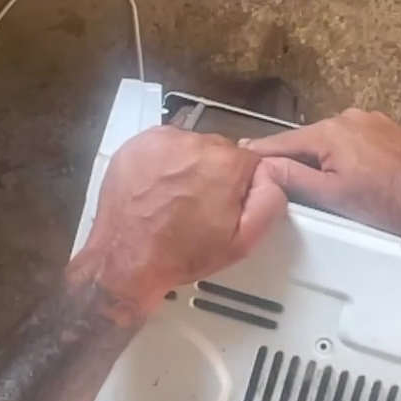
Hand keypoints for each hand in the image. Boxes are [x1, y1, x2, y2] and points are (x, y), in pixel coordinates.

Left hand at [77, 126, 288, 310]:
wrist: (126, 258)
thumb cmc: (178, 253)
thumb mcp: (241, 242)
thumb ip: (268, 203)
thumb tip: (274, 180)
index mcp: (227, 164)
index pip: (249, 160)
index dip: (239, 184)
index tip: (227, 201)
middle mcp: (197, 144)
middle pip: (220, 151)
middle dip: (214, 173)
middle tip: (200, 204)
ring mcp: (165, 141)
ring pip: (191, 147)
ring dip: (188, 165)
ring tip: (176, 197)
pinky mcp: (140, 142)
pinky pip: (164, 145)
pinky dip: (163, 161)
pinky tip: (159, 186)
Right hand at [243, 109, 400, 239]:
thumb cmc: (383, 202)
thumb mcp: (330, 195)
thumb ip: (293, 178)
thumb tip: (265, 167)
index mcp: (330, 132)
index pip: (284, 141)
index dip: (262, 151)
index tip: (242, 152)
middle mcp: (348, 117)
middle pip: (308, 138)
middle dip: (294, 155)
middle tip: (276, 174)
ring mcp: (370, 120)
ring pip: (332, 138)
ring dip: (321, 154)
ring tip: (316, 178)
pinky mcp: (386, 128)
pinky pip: (353, 137)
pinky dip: (344, 151)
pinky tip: (347, 170)